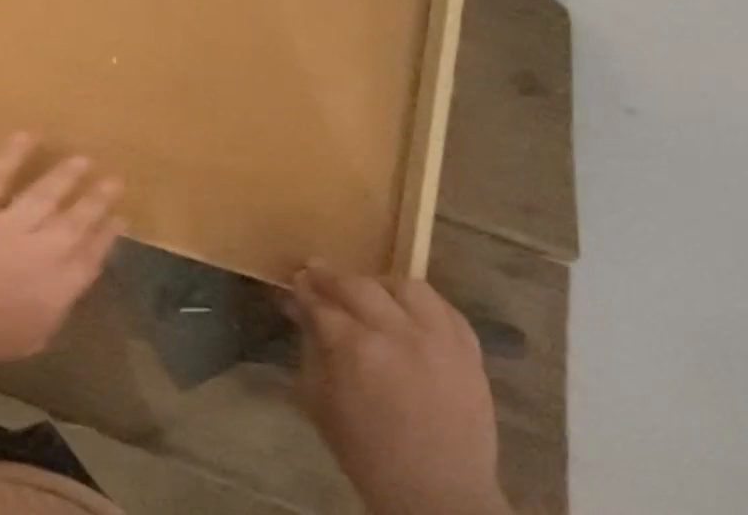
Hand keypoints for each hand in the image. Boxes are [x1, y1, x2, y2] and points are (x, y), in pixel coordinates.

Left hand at [0, 132, 124, 371]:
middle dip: (97, 200)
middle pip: (75, 221)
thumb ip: (54, 306)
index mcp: (59, 288)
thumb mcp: (33, 337)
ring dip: (65, 176)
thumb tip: (64, 284)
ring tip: (82, 160)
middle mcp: (41, 251)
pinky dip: (12, 155)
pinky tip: (28, 136)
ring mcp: (7, 226)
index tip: (121, 218)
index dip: (106, 236)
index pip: (91, 257)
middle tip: (114, 180)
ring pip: (44, 195)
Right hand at [290, 263, 511, 514]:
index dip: (302, 289)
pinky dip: (424, 305)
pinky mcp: (470, 356)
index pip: (320, 302)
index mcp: (355, 348)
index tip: (292, 282)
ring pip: (409, 288)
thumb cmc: (364, 448)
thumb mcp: (318, 397)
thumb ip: (310, 346)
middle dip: (331, 276)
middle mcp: (399, 335)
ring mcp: (440, 343)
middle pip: (359, 285)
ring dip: (381, 285)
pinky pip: (448, 312)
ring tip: (370, 293)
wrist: (435, 491)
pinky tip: (408, 312)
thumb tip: (299, 309)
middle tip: (315, 271)